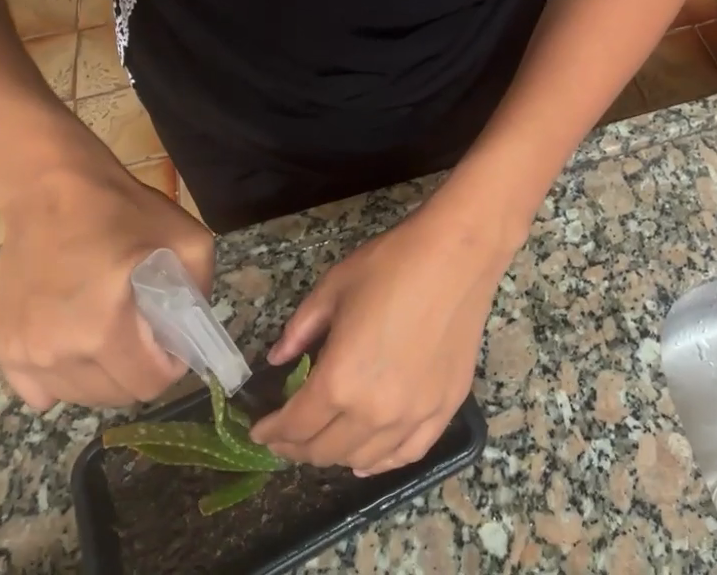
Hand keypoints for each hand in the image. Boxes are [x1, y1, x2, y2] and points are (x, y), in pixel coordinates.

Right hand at [0, 159, 214, 408]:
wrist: (50, 192)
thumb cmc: (123, 212)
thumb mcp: (188, 240)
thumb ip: (200, 289)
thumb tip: (195, 329)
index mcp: (105, 328)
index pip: (148, 385)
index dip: (171, 366)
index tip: (172, 342)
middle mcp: (58, 351)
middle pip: (114, 396)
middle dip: (139, 372)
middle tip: (145, 336)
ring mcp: (23, 352)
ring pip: (77, 396)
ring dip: (102, 376)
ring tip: (112, 336)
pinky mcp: (1, 346)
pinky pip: (37, 391)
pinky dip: (62, 378)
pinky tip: (76, 346)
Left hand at [250, 191, 519, 474]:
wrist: (457, 255)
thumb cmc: (391, 265)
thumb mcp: (332, 289)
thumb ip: (300, 330)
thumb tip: (278, 358)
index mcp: (339, 382)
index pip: (296, 426)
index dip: (271, 431)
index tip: (259, 427)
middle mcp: (375, 412)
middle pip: (326, 451)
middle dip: (297, 447)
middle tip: (285, 435)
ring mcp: (415, 415)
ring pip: (365, 460)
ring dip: (336, 456)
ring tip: (323, 442)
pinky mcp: (445, 407)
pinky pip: (409, 453)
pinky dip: (383, 462)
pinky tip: (369, 460)